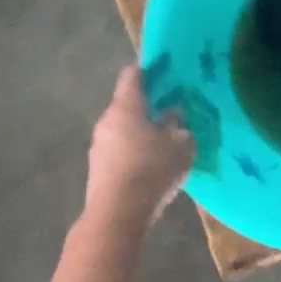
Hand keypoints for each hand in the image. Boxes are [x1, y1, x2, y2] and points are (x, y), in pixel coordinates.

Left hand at [85, 67, 194, 224]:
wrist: (117, 214)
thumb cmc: (151, 171)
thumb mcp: (181, 147)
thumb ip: (181, 127)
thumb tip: (176, 117)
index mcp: (126, 108)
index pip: (133, 76)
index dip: (149, 68)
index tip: (165, 66)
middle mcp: (107, 121)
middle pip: (129, 104)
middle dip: (150, 104)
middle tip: (174, 107)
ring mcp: (99, 145)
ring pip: (124, 128)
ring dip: (143, 129)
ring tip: (167, 139)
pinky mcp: (99, 167)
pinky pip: (120, 149)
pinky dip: (136, 149)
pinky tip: (153, 163)